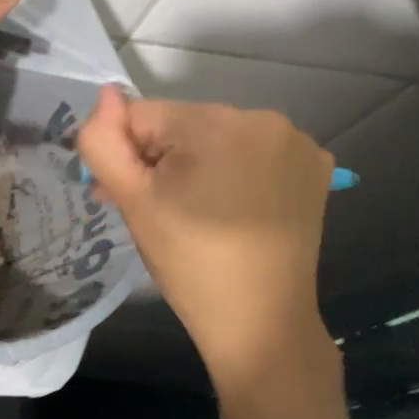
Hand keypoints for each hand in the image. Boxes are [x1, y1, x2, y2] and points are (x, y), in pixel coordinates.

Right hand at [77, 87, 333, 377]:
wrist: (260, 321)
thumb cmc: (188, 261)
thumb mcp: (131, 201)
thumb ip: (103, 143)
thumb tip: (105, 96)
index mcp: (215, 122)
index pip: (142, 117)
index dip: (127, 158)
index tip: (128, 200)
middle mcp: (263, 118)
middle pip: (182, 125)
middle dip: (163, 160)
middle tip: (157, 212)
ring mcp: (297, 143)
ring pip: (217, 139)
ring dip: (198, 165)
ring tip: (196, 214)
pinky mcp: (315, 168)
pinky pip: (254, 155)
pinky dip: (238, 173)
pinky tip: (235, 209)